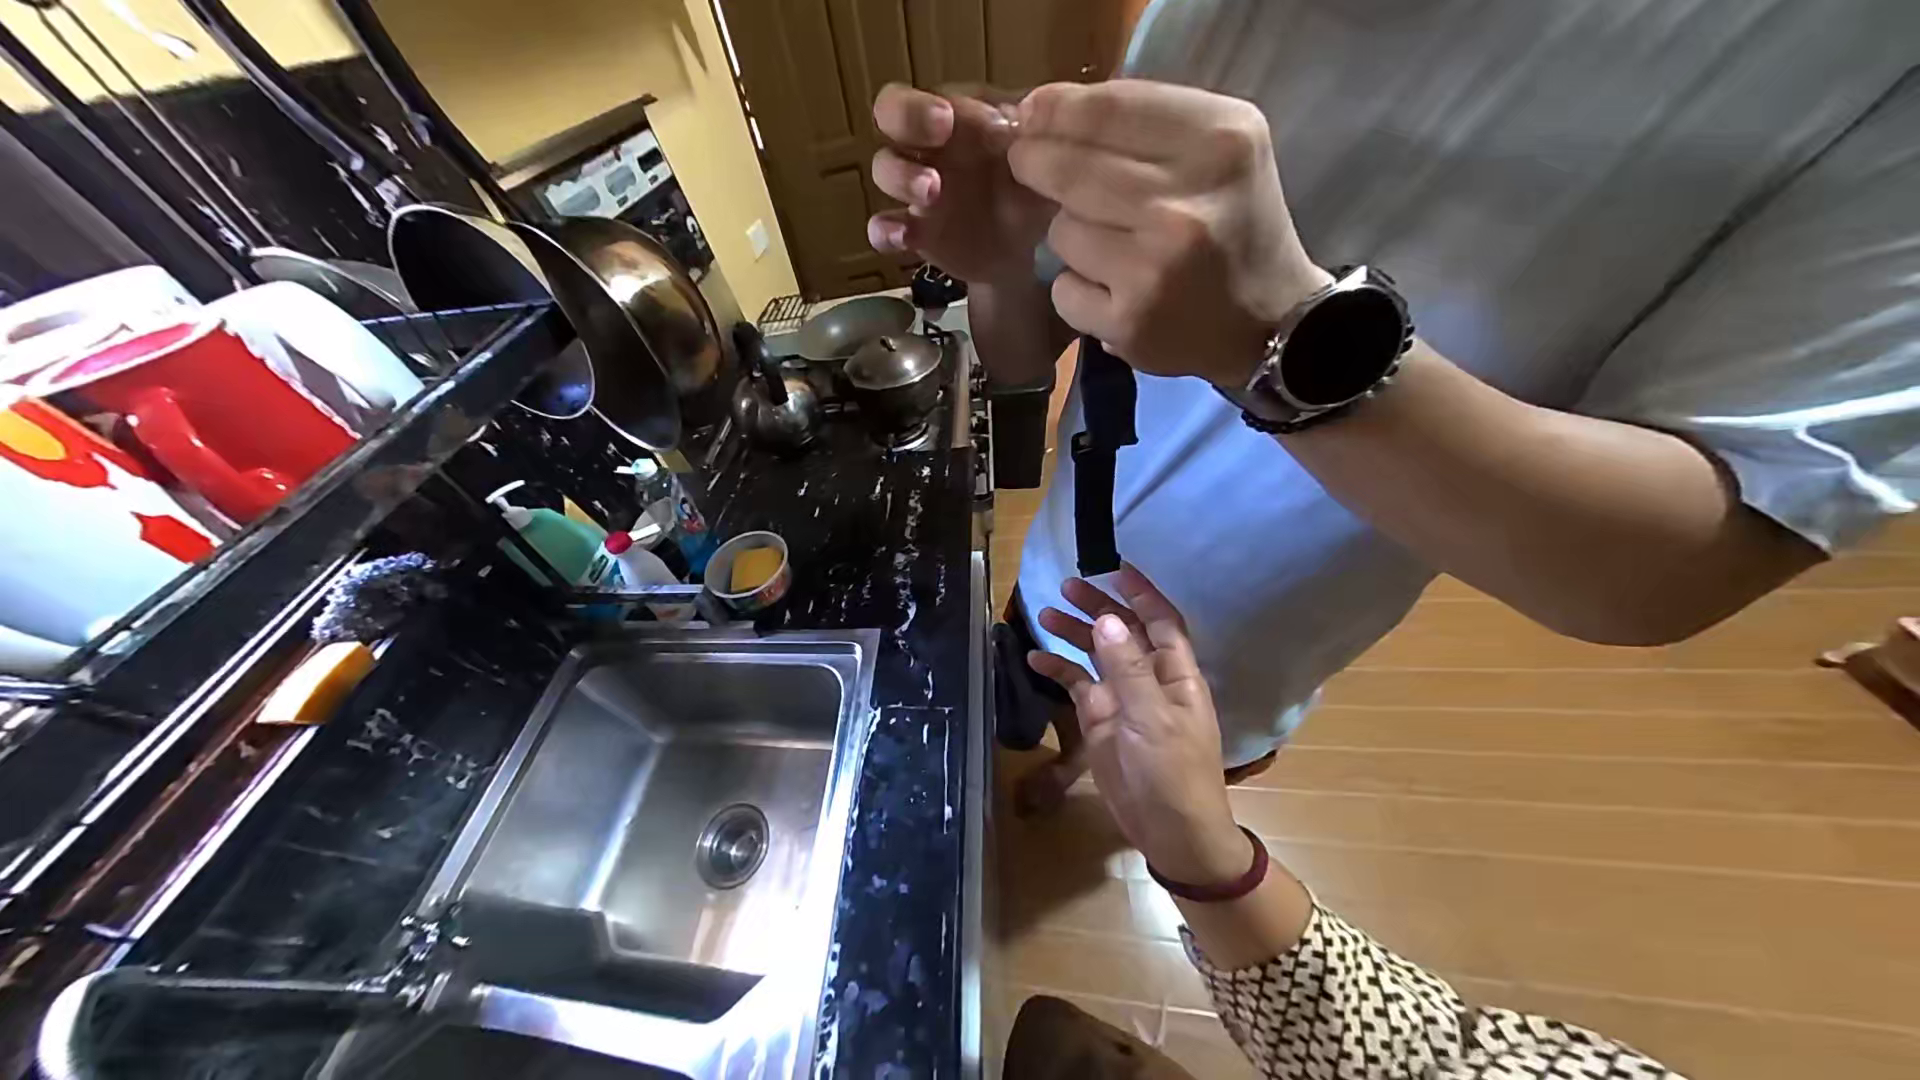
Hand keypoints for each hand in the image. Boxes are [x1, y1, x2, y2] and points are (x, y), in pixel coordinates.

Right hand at [869, 84, 1055, 285]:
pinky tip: (904, 237)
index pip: (923, 96)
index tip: (947, 121)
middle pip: (890, 115)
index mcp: (955, 117)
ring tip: (932, 193)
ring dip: (901, 177)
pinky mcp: (914, 232)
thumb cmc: (1029, 187)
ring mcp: (916, 190)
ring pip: (885, 169)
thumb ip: (1032, 135)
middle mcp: (927, 146)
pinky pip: (882, 229)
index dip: (925, 106)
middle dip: (905, 122)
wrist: (1025, 246)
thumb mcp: (1039, 157)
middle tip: (936, 139)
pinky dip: (886, 232)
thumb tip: (1026, 120)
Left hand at [1007, 80, 1332, 388]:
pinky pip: (1063, 290)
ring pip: (1062, 231)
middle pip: (1070, 171)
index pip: (1111, 111)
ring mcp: (1152, 269)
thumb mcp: (1221, 150)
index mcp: (1218, 144)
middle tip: (1026, 164)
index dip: (1056, 111)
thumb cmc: (1236, 229)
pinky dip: (1076, 291)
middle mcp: (1183, 205)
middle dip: (1037, 165)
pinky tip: (1108, 293)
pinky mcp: (1128, 321)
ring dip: (1071, 237)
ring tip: (1106, 247)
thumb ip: (1150, 124)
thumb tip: (1054, 116)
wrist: (1265, 322)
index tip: (1030, 115)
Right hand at [1027, 566, 1252, 886]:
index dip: (1141, 593)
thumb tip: (1107, 621)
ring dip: (1074, 633)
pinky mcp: (1100, 718)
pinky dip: (1058, 669)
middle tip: (1066, 586)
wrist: (1168, 830)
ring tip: (1045, 612)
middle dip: (1098, 607)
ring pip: (1096, 654)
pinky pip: (1077, 684)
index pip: (1161, 621)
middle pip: (1123, 632)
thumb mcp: (1152, 718)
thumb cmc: (1173, 772)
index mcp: (1175, 674)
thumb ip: (1128, 669)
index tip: (1116, 568)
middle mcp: (1148, 678)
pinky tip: (1036, 657)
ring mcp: (1122, 697)